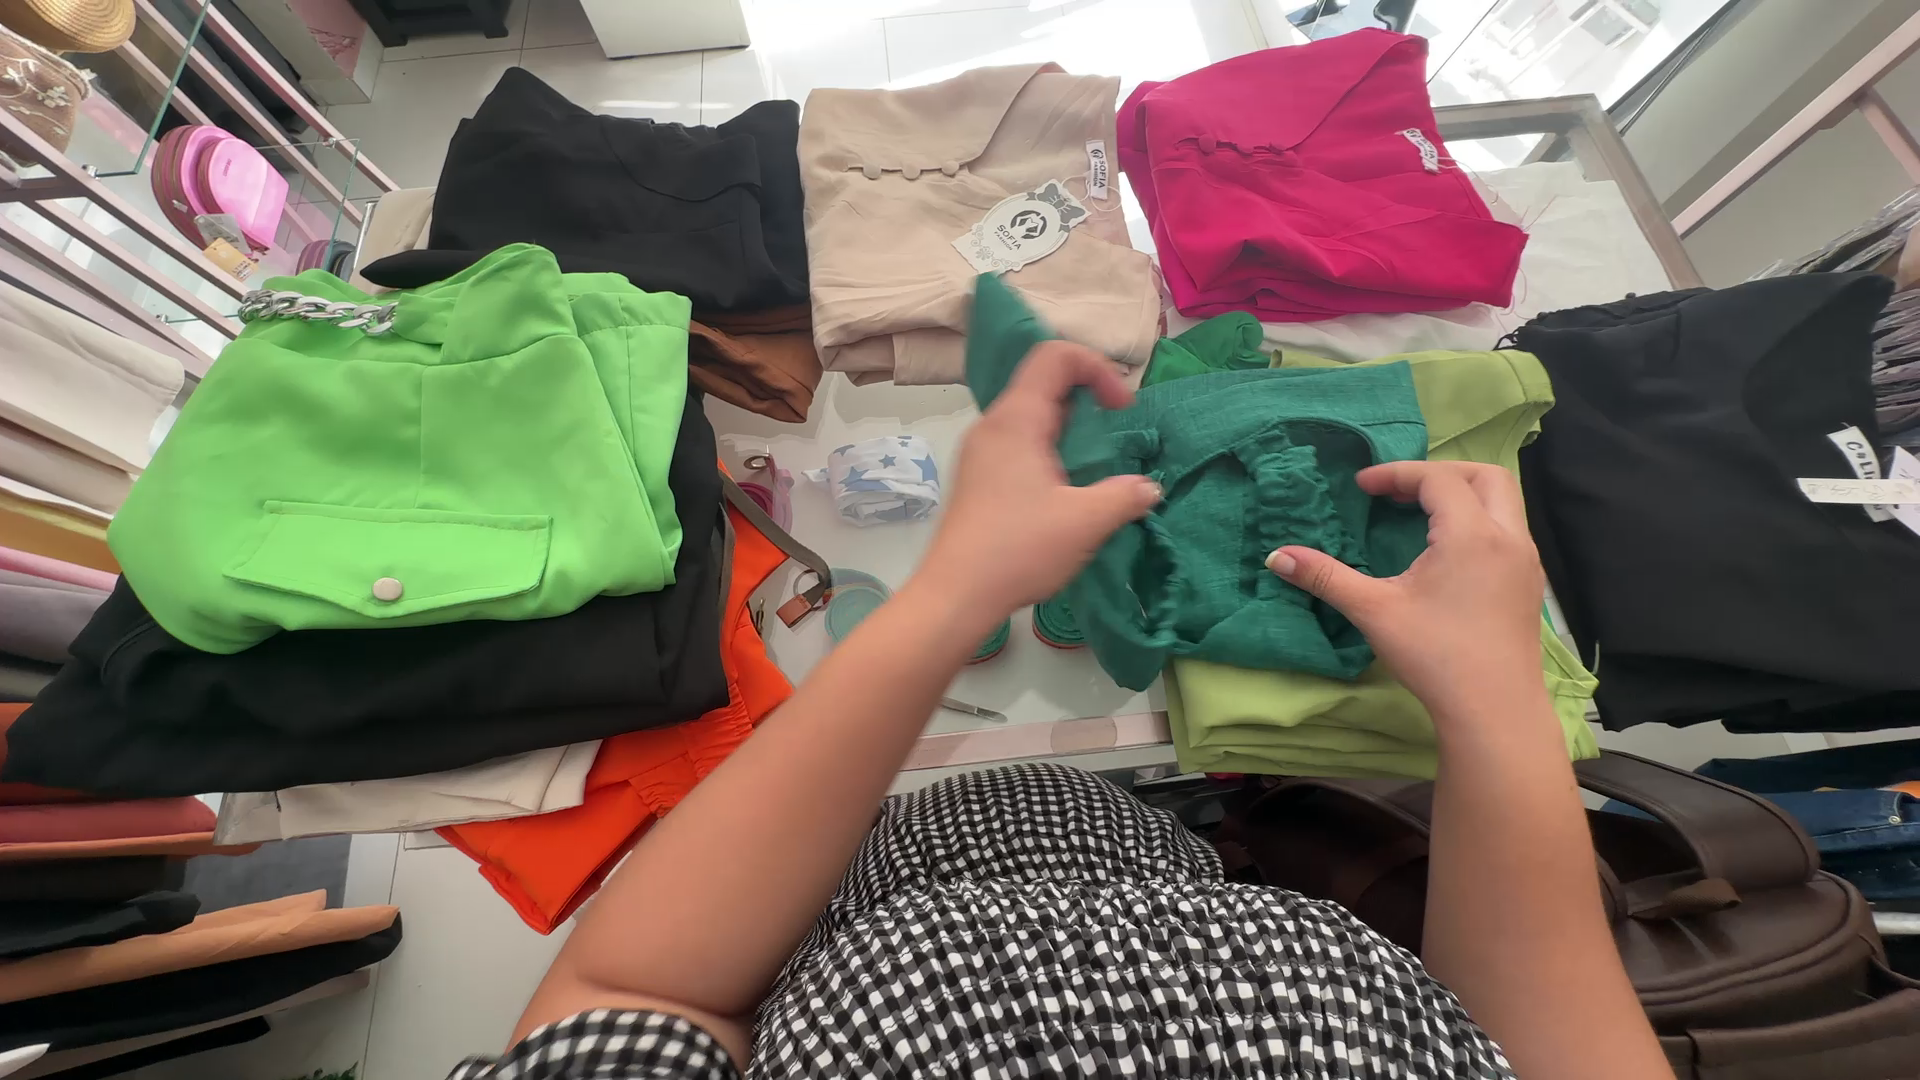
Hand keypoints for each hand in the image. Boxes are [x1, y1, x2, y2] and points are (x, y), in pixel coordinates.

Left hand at [916, 341, 1160, 616]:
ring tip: (1092, 470)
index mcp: (1016, 419)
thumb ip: (1125, 496)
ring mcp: (980, 452)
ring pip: (1031, 417)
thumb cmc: (1018, 550)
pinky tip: (1063, 491)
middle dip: (1088, 400)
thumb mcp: (1085, 522)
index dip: (1098, 368)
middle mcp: (992, 425)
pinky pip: (1018, 444)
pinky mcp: (977, 477)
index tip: (1122, 409)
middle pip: (1043, 383)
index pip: (1055, 356)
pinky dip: (1049, 452)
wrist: (956, 594)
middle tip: (1113, 440)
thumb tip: (1149, 488)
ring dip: (1069, 431)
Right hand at [1266, 461, 1546, 717]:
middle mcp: (1508, 538)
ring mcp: (1524, 561)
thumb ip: (1324, 577)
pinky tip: (1442, 547)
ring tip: (1415, 511)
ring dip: (1460, 493)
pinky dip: (1474, 518)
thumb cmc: (1433, 653)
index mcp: (1471, 536)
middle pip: (1485, 476)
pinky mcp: (1527, 582)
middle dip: (1438, 472)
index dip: (1396, 474)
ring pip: (1503, 501)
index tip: (1361, 486)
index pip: (1438, 480)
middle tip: (1395, 490)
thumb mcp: (1371, 610)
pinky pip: (1506, 527)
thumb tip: (1276, 557)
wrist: (1494, 708)